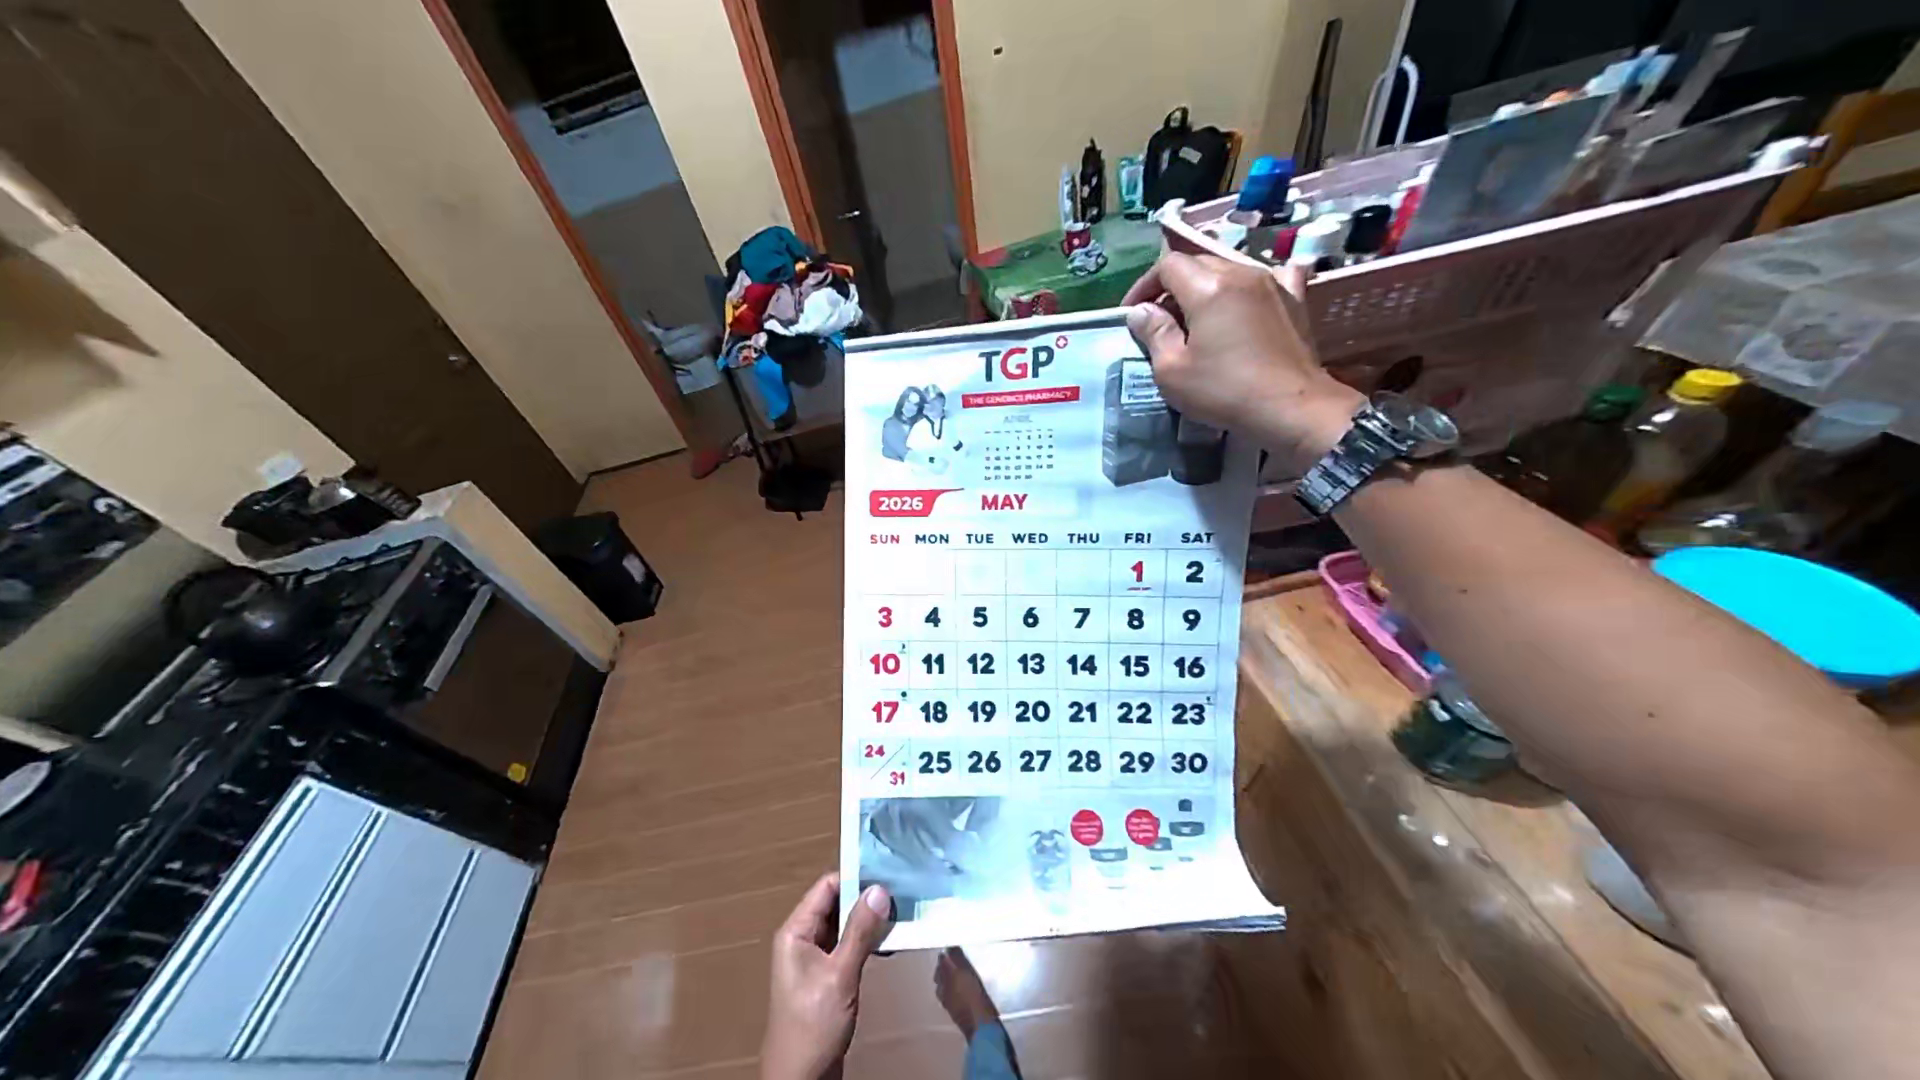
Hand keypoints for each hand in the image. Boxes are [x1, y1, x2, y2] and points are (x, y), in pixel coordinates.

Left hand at [761, 873, 893, 1079]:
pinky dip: (868, 941)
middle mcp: (803, 938)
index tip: (889, 871)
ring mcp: (814, 958)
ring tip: (903, 911)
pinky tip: (892, 940)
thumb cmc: (813, 1025)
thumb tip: (880, 888)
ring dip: (870, 920)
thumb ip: (859, 931)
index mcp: (796, 931)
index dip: (855, 876)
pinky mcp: (827, 976)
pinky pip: (848, 945)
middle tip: (903, 890)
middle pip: (837, 903)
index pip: (827, 887)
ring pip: (845, 925)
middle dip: (867, 897)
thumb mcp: (839, 975)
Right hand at [1123, 253, 1363, 472]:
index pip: (1168, 265)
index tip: (1133, 313)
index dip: (1144, 286)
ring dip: (1206, 287)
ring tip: (1195, 317)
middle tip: (1159, 319)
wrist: (1291, 407)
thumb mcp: (1172, 370)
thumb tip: (1141, 312)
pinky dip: (1252, 284)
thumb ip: (1154, 333)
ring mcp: (1273, 284)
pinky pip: (1271, 276)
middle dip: (1172, 286)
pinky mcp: (1294, 300)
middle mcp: (1241, 273)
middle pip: (1198, 264)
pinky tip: (1250, 296)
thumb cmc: (1224, 390)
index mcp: (1208, 287)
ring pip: (1229, 269)